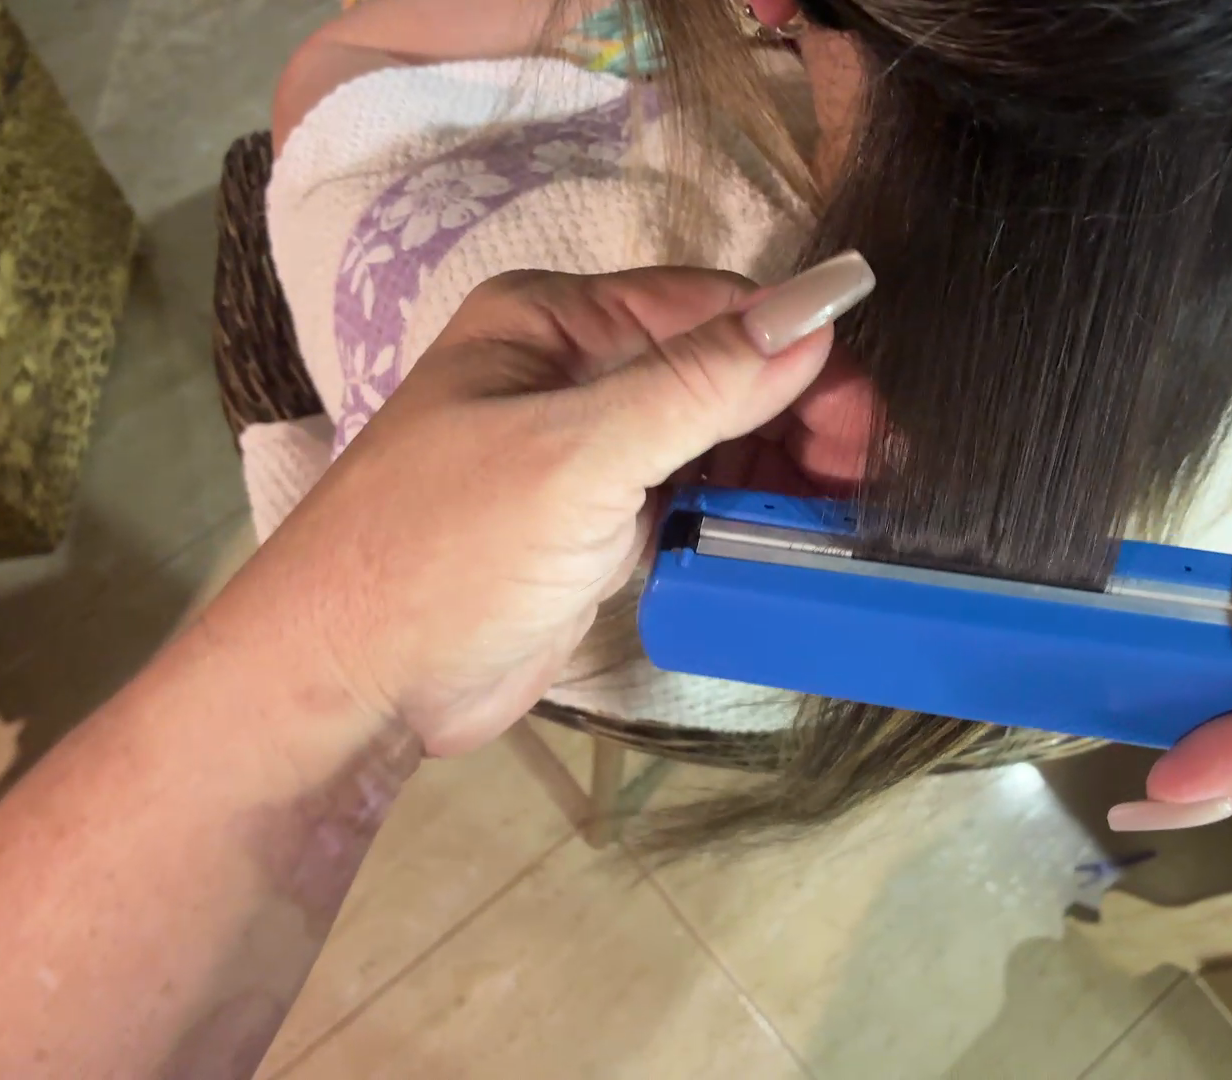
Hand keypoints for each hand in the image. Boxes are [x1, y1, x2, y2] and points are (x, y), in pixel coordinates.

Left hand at [213, 255, 874, 756]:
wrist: (362, 682)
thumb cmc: (450, 550)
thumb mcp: (579, 454)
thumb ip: (701, 383)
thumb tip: (818, 312)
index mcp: (558, 323)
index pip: (709, 311)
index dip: (796, 351)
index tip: (868, 413)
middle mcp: (578, 375)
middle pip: (718, 376)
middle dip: (795, 417)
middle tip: (870, 473)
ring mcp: (591, 454)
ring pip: (711, 441)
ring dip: (777, 468)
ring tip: (847, 508)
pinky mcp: (602, 523)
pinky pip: (691, 498)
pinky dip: (741, 510)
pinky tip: (791, 531)